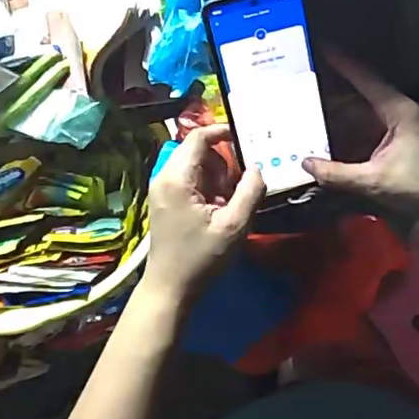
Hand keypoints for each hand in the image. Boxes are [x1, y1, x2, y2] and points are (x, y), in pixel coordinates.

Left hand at [143, 124, 263, 299]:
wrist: (170, 287)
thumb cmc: (201, 258)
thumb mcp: (234, 225)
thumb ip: (249, 191)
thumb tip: (257, 167)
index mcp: (177, 178)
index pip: (198, 137)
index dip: (222, 131)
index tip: (246, 139)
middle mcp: (164, 177)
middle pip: (197, 150)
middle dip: (222, 162)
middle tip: (236, 187)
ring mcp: (161, 189)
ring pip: (194, 165)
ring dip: (215, 176)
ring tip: (226, 203)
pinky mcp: (164, 200)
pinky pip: (188, 180)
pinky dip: (206, 187)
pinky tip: (215, 210)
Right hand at [303, 53, 418, 225]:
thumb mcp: (374, 182)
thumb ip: (337, 173)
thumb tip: (304, 163)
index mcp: (400, 111)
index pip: (366, 79)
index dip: (343, 63)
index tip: (322, 47)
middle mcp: (403, 112)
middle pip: (362, 95)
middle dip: (334, 92)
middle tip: (306, 86)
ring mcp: (405, 126)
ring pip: (366, 113)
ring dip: (341, 115)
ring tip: (311, 111)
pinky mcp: (405, 141)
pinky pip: (372, 128)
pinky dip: (351, 131)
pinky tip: (331, 137)